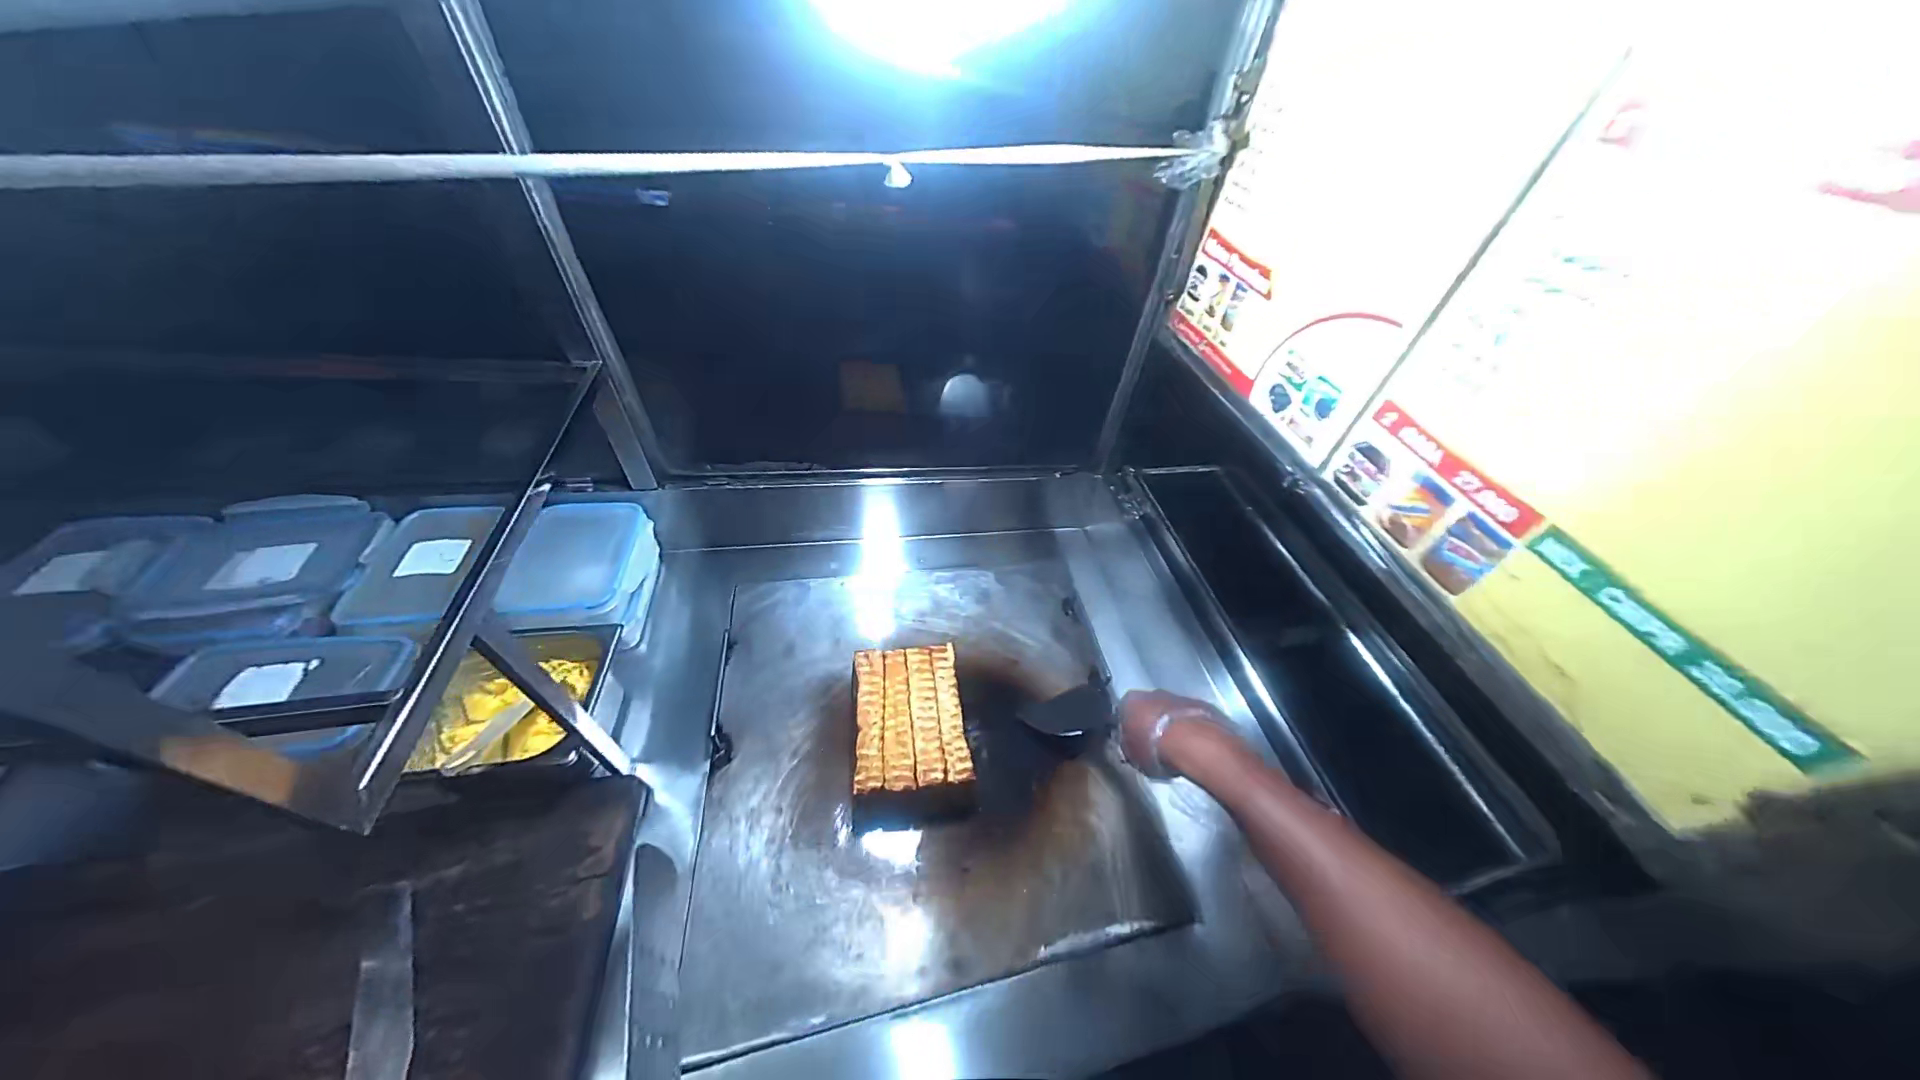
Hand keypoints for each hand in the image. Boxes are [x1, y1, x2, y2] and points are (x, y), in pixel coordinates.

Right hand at [1117, 689, 1242, 778]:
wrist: (1195, 743)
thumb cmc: (1156, 749)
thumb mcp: (1133, 755)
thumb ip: (1128, 746)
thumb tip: (1130, 746)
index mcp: (1130, 701)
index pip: (1124, 712)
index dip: (1129, 727)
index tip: (1134, 740)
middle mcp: (1152, 692)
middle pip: (1149, 707)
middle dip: (1151, 722)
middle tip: (1155, 744)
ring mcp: (1179, 696)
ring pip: (1171, 710)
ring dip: (1172, 723)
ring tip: (1177, 747)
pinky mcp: (1202, 704)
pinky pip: (1190, 716)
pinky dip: (1191, 727)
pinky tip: (1194, 744)